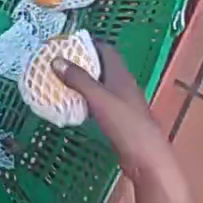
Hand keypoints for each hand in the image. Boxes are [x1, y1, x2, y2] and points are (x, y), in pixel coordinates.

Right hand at [57, 42, 177, 183]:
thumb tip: (56, 59)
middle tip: (58, 64)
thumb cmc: (125, 124)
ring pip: (100, 86)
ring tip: (60, 83)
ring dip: (83, 83)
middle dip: (82, 63)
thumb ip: (79, 80)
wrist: (146, 158)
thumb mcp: (99, 99)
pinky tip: (73, 107)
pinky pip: (99, 103)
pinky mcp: (119, 120)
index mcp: (121, 75)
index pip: (106, 50)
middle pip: (102, 67)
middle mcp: (123, 85)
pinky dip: (86, 101)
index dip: (88, 44)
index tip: (67, 44)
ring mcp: (122, 104)